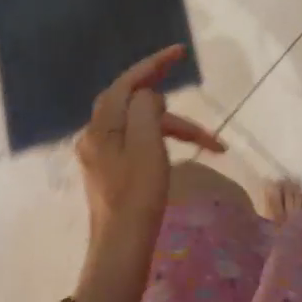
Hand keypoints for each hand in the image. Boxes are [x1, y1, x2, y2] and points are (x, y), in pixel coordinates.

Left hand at [74, 45, 224, 241]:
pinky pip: (136, 142)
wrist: (121, 249)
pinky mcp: (109, 173)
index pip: (128, 81)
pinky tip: (176, 153)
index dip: (154, 63)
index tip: (180, 51)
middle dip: (168, 103)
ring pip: (138, 125)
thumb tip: (149, 97)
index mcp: (101, 125)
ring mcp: (100, 155)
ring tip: (206, 144)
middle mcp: (94, 135)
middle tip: (197, 107)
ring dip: (171, 129)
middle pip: (132, 102)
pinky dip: (159, 141)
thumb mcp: (147, 143)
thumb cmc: (137, 195)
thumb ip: (146, 107)